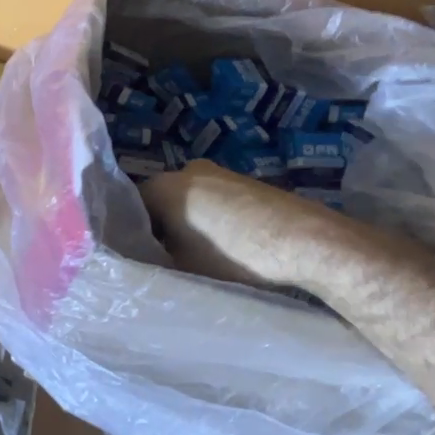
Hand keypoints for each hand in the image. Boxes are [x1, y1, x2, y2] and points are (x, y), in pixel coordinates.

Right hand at [138, 161, 322, 286]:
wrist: (306, 242)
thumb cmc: (233, 254)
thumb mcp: (180, 265)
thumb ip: (153, 257)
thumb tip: (143, 257)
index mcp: (161, 185)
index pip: (127, 209)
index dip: (129, 235)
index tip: (137, 258)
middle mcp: (185, 170)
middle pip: (158, 202)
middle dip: (159, 227)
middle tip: (164, 258)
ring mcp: (219, 173)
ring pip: (187, 200)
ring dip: (187, 223)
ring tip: (196, 254)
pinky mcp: (246, 182)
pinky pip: (214, 200)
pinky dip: (212, 219)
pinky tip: (224, 245)